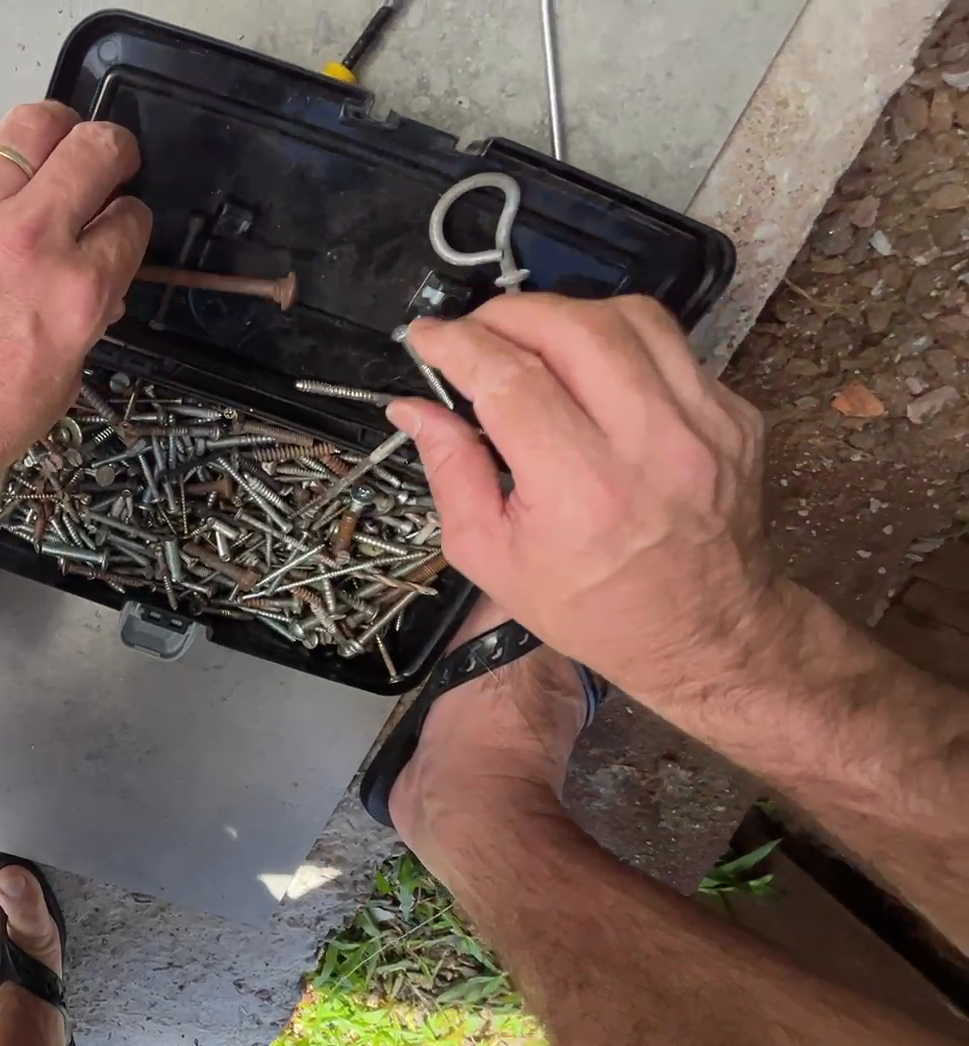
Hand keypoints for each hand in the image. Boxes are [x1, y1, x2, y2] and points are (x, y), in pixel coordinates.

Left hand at [0, 101, 151, 511]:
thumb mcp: (61, 387)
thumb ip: (86, 322)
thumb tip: (97, 286)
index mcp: (76, 294)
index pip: (130, 223)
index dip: (132, 225)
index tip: (122, 231)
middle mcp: (30, 241)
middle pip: (95, 149)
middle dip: (115, 154)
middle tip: (109, 167)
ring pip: (31, 126)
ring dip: (57, 136)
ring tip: (54, 160)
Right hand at [390, 294, 779, 707]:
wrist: (701, 631)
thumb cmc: (583, 602)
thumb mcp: (485, 551)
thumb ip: (448, 470)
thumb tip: (413, 409)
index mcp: (579, 487)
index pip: (511, 381)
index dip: (457, 346)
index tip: (425, 337)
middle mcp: (652, 443)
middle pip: (575, 329)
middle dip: (505, 314)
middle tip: (468, 331)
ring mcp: (706, 422)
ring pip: (630, 317)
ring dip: (559, 314)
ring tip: (519, 338)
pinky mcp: (733, 413)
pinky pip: (666, 344)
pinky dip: (608, 340)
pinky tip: (577, 370)